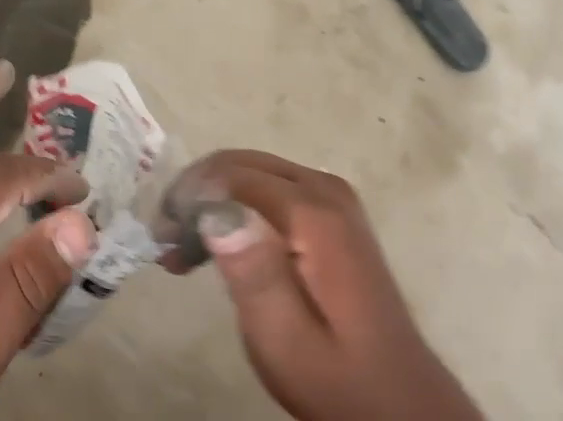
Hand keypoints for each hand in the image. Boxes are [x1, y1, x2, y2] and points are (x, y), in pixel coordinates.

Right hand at [166, 151, 483, 420]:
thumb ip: (253, 272)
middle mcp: (326, 190)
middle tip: (165, 240)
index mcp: (315, 215)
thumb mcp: (284, 340)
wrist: (401, 405)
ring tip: (183, 250)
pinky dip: (238, 207)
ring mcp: (334, 200)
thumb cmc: (335, 378)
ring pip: (253, 173)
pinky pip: (273, 189)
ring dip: (213, 201)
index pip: (232, 174)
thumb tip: (215, 210)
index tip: (162, 236)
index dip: (189, 196)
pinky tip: (219, 245)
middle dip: (196, 194)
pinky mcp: (334, 216)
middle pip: (241, 165)